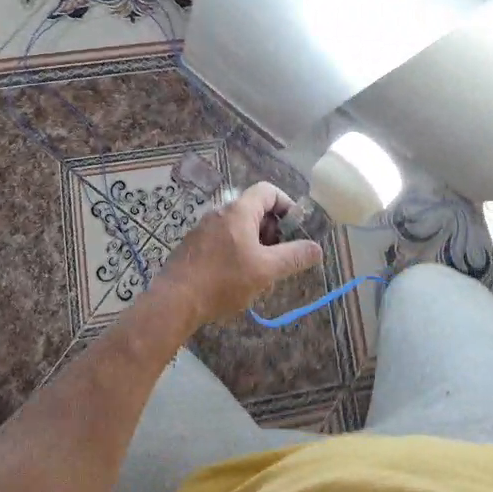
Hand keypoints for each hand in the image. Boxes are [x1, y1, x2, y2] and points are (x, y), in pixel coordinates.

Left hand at [158, 182, 323, 324]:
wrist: (174, 300)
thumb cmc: (223, 280)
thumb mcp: (265, 270)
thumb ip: (294, 257)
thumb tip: (317, 248)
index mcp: (239, 210)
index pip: (268, 191)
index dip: (287, 205)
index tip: (296, 229)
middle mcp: (221, 212)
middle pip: (255, 210)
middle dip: (273, 231)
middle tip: (281, 258)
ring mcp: (205, 228)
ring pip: (240, 228)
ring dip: (256, 245)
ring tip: (261, 274)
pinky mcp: (194, 245)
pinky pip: (224, 240)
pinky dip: (238, 252)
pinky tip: (238, 280)